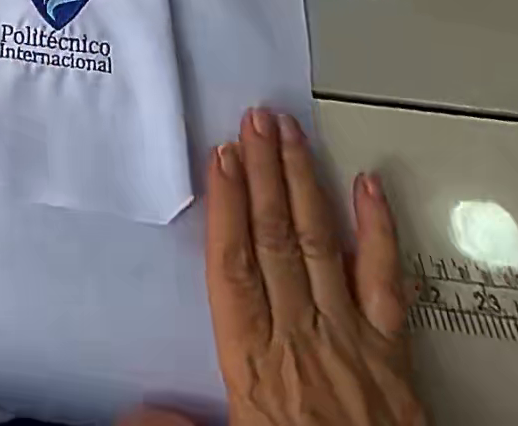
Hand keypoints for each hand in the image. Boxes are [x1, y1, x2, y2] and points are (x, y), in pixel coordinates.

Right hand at [204, 109, 423, 425]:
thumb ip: (175, 423)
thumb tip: (124, 410)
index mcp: (252, 353)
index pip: (234, 262)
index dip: (227, 204)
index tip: (221, 156)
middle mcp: (300, 333)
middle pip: (276, 238)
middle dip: (262, 173)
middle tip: (254, 122)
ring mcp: (351, 336)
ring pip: (322, 244)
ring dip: (303, 182)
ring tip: (288, 134)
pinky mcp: (394, 350)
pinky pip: (388, 283)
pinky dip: (380, 232)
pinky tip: (368, 186)